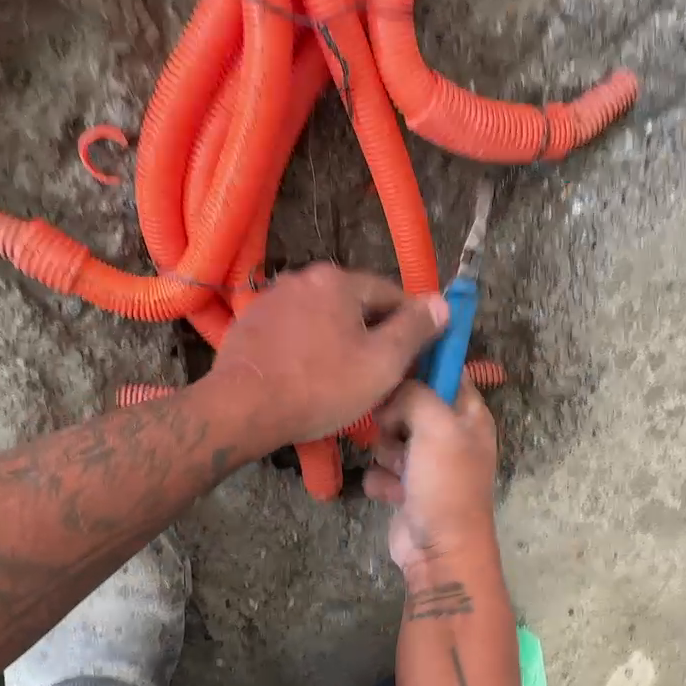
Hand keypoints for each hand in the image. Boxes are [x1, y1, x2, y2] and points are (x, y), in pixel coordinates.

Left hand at [210, 263, 447, 445]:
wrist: (244, 408)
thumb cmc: (321, 387)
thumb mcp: (382, 362)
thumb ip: (416, 329)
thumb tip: (442, 302)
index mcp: (339, 280)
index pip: (392, 295)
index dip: (413, 326)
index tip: (418, 356)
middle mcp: (304, 277)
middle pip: (356, 306)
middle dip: (374, 335)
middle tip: (383, 375)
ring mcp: (273, 299)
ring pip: (325, 320)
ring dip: (342, 343)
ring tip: (346, 381)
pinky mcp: (251, 324)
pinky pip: (296, 333)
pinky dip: (310, 350)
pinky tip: (311, 380)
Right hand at [363, 379, 499, 575]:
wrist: (440, 551)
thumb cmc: (446, 484)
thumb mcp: (437, 424)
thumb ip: (414, 392)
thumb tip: (392, 396)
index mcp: (470, 414)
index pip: (446, 370)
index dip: (419, 366)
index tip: (393, 369)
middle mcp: (450, 435)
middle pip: (409, 402)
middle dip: (395, 418)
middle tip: (396, 431)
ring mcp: (427, 463)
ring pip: (388, 436)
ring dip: (387, 454)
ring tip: (401, 471)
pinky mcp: (406, 487)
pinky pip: (380, 469)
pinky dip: (383, 482)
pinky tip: (394, 495)